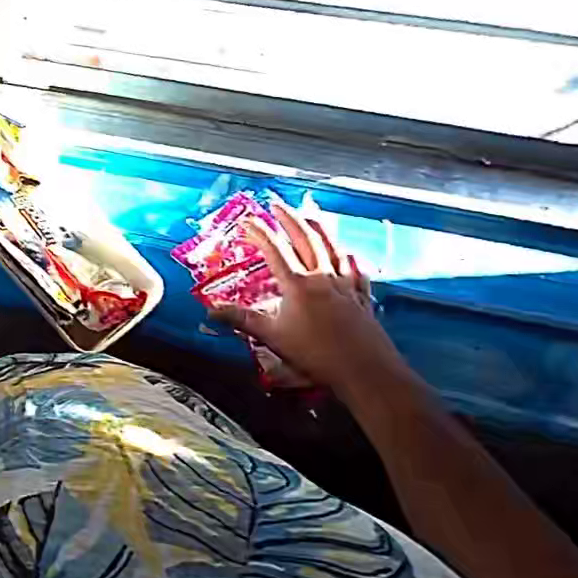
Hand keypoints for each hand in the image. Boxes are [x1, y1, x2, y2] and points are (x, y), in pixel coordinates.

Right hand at [209, 200, 410, 397]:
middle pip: (305, 241)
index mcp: (297, 284)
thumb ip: (241, 320)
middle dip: (289, 220)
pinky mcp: (362, 300)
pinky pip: (356, 273)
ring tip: (310, 216)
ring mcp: (345, 287)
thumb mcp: (272, 337)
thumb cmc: (315, 354)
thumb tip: (210, 311)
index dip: (260, 232)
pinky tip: (349, 255)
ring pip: (332, 250)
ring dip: (319, 230)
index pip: (275, 250)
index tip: (247, 220)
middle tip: (277, 205)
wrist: (366, 372)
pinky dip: (350, 260)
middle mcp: (322, 278)